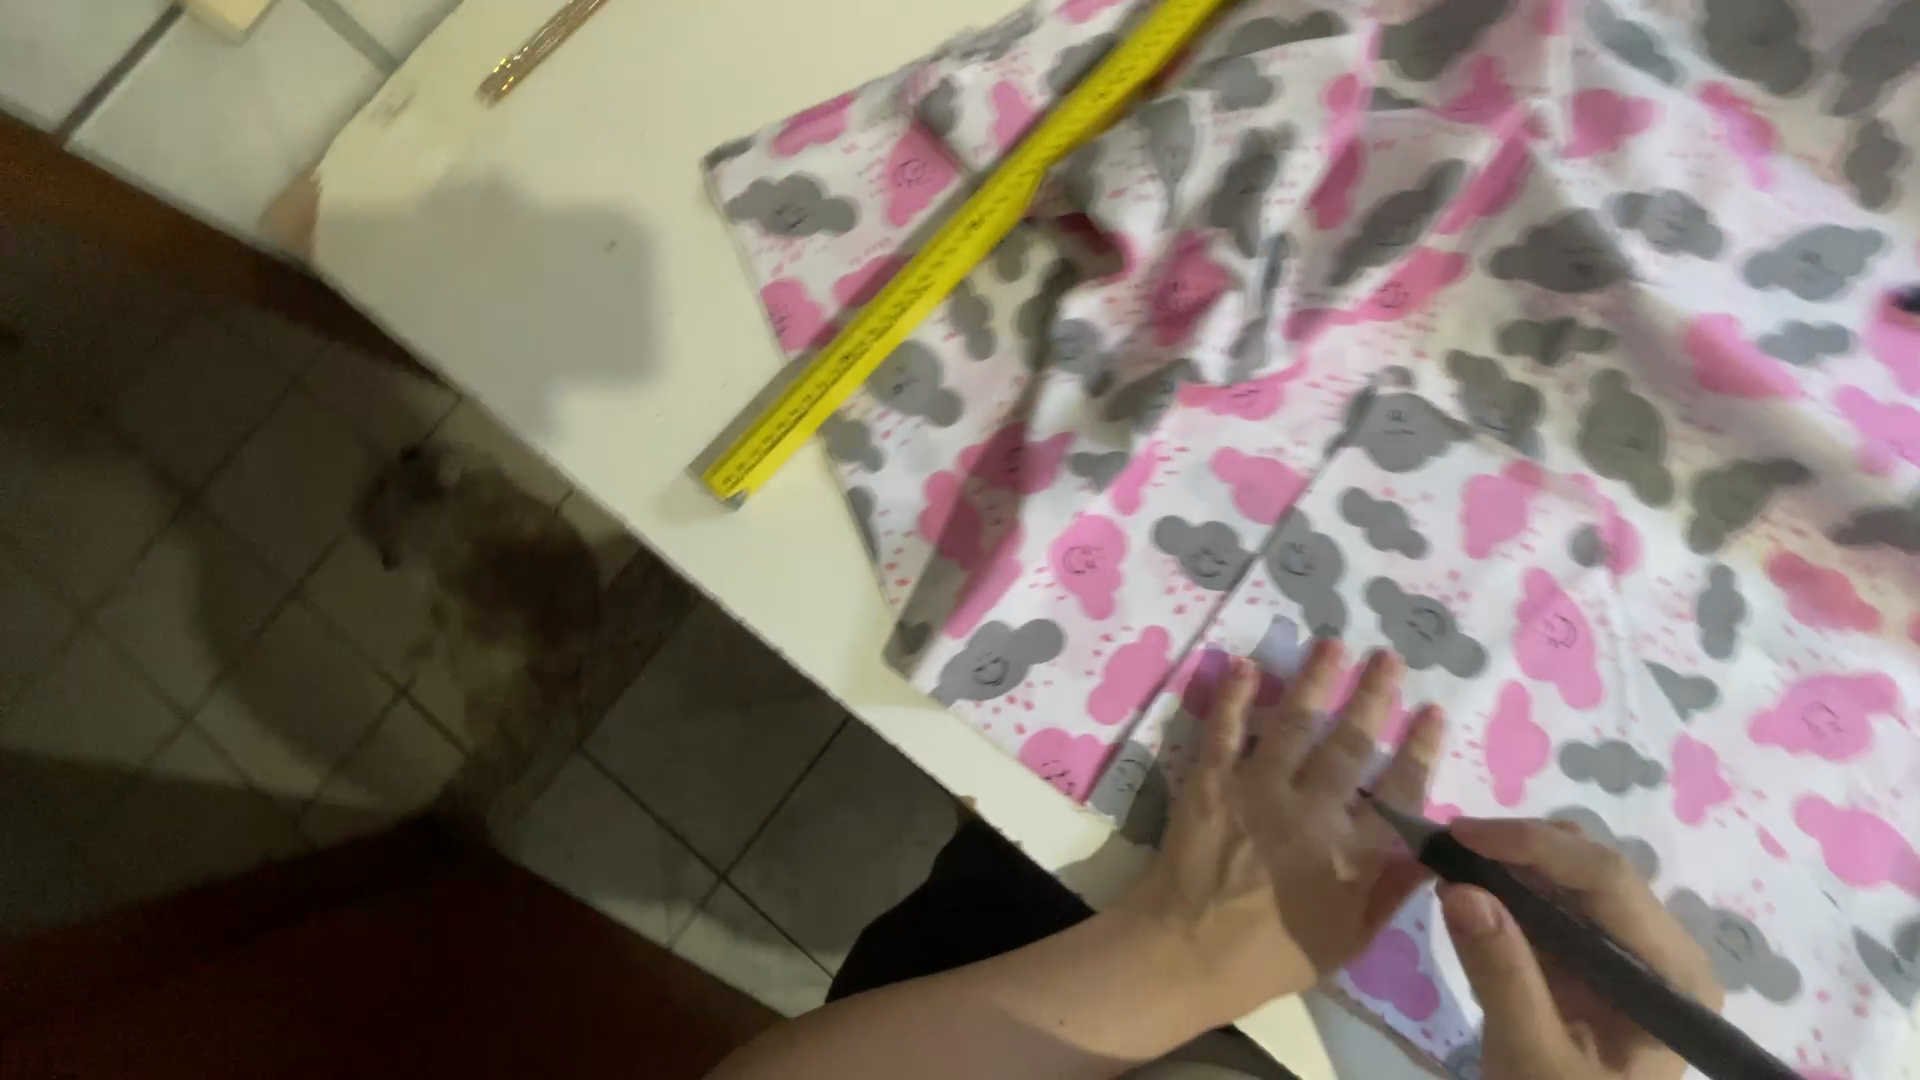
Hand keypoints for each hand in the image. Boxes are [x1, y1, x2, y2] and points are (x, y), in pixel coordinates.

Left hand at [1117, 642, 1443, 1021]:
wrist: (1190, 947)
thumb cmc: (1274, 952)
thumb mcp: (1353, 937)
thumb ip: (1391, 887)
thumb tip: (1433, 847)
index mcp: (1351, 853)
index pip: (1398, 790)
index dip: (1420, 749)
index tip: (1433, 711)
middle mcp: (1309, 811)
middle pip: (1350, 743)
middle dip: (1372, 695)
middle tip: (1386, 656)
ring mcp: (1256, 789)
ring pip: (1292, 723)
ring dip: (1314, 680)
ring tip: (1331, 644)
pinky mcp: (1210, 780)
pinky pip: (1224, 729)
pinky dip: (1232, 695)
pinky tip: (1244, 666)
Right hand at [1437, 819, 1722, 1079]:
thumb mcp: (1531, 1059)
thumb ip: (1503, 978)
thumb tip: (1461, 889)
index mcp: (1670, 977)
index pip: (1606, 878)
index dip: (1531, 843)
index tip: (1457, 834)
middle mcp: (1658, 949)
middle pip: (1588, 861)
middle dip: (1514, 844)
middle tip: (1444, 847)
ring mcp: (1622, 948)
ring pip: (1565, 867)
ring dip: (1504, 855)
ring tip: (1448, 864)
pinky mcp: (1584, 950)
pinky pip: (1545, 891)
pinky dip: (1500, 876)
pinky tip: (1464, 886)